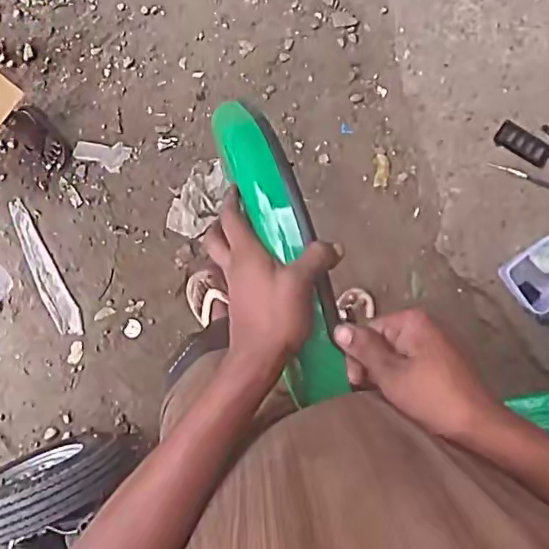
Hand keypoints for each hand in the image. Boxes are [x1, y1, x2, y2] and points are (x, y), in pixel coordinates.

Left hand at [201, 194, 340, 366]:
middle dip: (223, 222)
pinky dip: (243, 267)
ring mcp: (233, 286)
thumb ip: (316, 259)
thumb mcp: (301, 283)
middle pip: (216, 236)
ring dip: (229, 244)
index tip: (239, 188)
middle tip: (241, 214)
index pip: (231, 218)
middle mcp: (234, 266)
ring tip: (254, 240)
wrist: (257, 359)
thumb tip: (332, 246)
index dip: (233, 200)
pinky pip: (235, 276)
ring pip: (222, 256)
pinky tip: (263, 274)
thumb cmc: (275, 318)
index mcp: (245, 254)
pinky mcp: (239, 303)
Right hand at [334, 309, 510, 444]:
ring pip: (394, 356)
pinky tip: (406, 398)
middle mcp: (424, 325)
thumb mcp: (390, 375)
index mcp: (411, 320)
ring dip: (387, 377)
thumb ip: (364, 349)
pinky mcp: (442, 362)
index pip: (367, 330)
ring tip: (392, 398)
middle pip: (380, 342)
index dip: (358, 356)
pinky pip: (410, 365)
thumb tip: (339, 328)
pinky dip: (403, 380)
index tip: (358, 382)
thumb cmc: (432, 398)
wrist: (479, 426)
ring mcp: (435, 344)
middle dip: (373, 367)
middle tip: (376, 392)